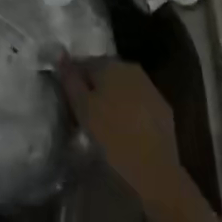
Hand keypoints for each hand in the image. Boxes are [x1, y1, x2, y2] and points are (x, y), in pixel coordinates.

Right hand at [57, 58, 219, 221]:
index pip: (83, 63)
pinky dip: (129, 110)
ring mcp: (149, 86)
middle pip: (104, 73)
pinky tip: (125, 130)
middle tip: (84, 114)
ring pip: (123, 87)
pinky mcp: (162, 107)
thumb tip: (59, 53)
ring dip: (112, 99)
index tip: (69, 101)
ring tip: (103, 124)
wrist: (154, 169)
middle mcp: (130, 67)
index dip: (73, 80)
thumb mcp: (82, 109)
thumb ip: (70, 79)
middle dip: (94, 88)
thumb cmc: (111, 137)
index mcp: (109, 64)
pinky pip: (138, 102)